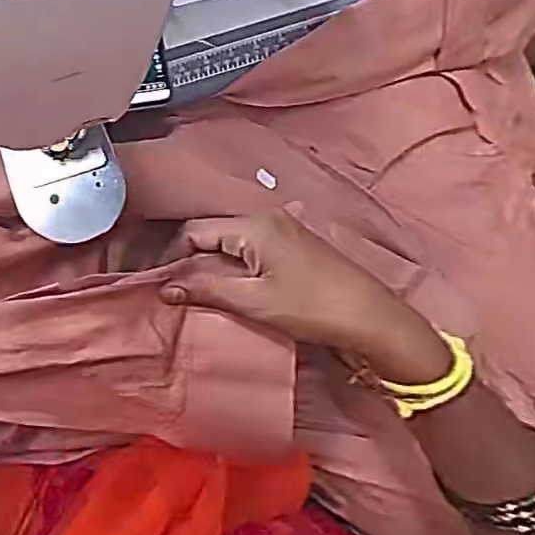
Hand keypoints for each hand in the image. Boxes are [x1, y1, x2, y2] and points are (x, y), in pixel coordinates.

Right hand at [159, 213, 452, 383]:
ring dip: (212, 263)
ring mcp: (282, 225)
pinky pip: (249, 244)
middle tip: (179, 291)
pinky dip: (234, 262)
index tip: (162, 285)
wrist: (372, 318)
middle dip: (190, 260)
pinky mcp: (293, 240)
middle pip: (211, 232)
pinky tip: (233, 284)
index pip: (193, 231)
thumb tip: (164, 288)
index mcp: (253, 225)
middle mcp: (265, 216)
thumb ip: (205, 289)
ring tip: (203, 292)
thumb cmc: (311, 308)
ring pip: (229, 239)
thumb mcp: (252, 302)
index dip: (172, 258)